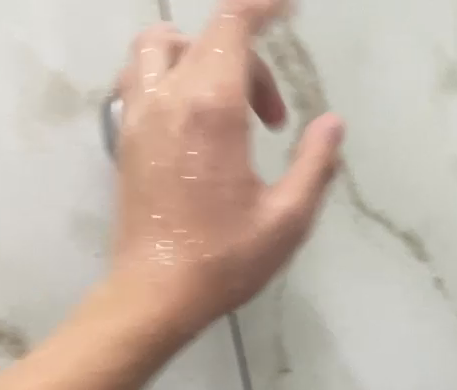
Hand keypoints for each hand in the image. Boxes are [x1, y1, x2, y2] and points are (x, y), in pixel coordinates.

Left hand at [106, 0, 344, 337]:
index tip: (288, 10)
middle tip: (271, 118)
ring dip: (196, 55)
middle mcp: (168, 98)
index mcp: (211, 107)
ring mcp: (139, 118)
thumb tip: (332, 125)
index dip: (264, 6)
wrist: (155, 294)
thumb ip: (314, 164)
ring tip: (225, 100)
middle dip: (247, 59)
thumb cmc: (223, 261)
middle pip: (205, 38)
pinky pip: (139, 81)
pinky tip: (192, 122)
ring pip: (157, 48)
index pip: (234, 23)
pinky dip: (168, 78)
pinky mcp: (125, 142)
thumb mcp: (286, 219)